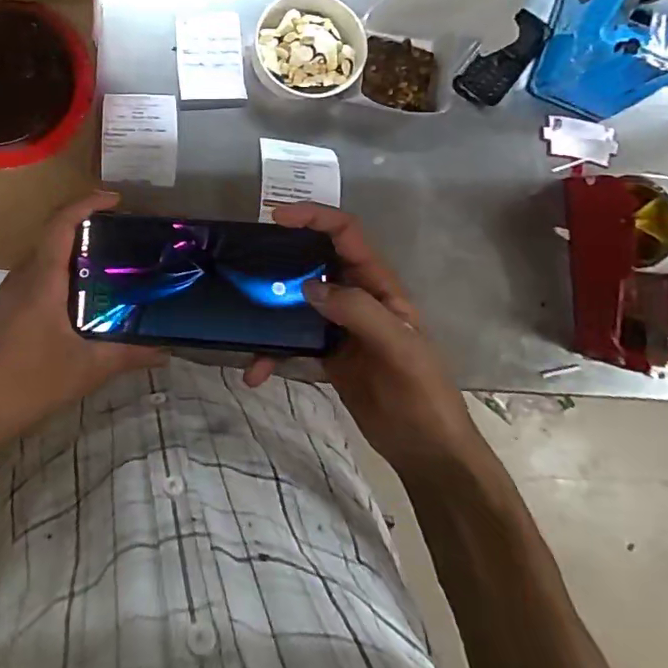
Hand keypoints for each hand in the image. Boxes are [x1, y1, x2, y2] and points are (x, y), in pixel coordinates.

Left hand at [0, 190, 164, 492]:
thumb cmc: (27, 383)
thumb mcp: (86, 369)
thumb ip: (127, 354)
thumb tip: (166, 350)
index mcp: (42, 278)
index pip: (61, 223)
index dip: (87, 203)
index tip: (116, 200)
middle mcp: (23, 277)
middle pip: (54, 236)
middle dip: (88, 227)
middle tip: (125, 236)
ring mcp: (10, 294)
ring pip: (45, 258)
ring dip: (75, 252)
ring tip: (111, 265)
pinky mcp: (6, 312)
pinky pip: (38, 278)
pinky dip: (63, 275)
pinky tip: (83, 301)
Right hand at [264, 202, 482, 477]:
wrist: (425, 449)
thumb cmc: (423, 394)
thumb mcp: (399, 349)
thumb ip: (359, 311)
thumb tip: (309, 286)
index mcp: (378, 285)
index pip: (346, 235)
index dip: (314, 218)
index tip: (276, 218)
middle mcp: (356, 297)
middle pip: (314, 260)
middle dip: (281, 256)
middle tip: (246, 260)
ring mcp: (338, 325)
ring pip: (296, 300)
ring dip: (269, 310)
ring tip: (242, 320)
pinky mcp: (325, 353)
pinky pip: (291, 340)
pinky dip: (270, 353)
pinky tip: (255, 372)